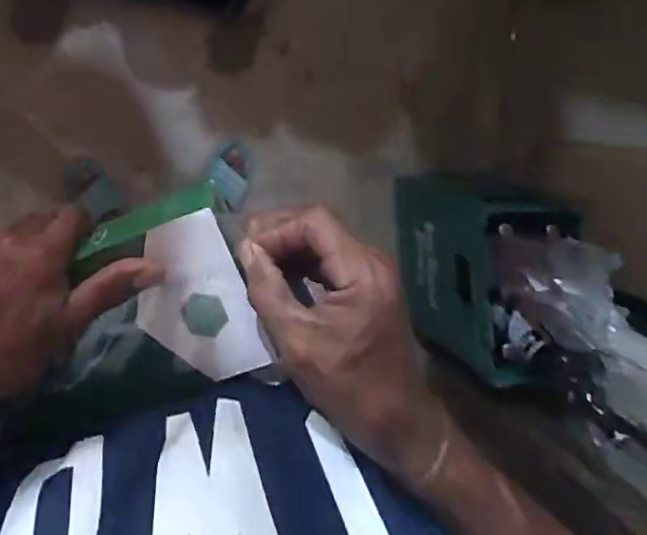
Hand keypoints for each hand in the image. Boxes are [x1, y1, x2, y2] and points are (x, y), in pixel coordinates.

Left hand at [0, 205, 163, 440]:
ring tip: (35, 276)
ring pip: (20, 227)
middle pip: (47, 217)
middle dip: (61, 233)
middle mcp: (14, 237)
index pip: (74, 214)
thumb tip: (155, 266)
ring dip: (34, 239)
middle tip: (66, 268)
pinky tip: (5, 282)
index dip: (88, 226)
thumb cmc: (17, 352)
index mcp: (43, 250)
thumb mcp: (69, 324)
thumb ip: (110, 287)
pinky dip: (9, 250)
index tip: (92, 248)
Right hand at [240, 205, 445, 483]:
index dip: (276, 229)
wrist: (399, 425)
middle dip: (279, 234)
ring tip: (258, 265)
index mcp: (362, 270)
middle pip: (317, 224)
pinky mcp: (368, 283)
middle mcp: (372, 259)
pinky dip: (302, 261)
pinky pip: (329, 257)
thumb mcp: (297, 344)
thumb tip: (247, 250)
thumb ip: (268, 291)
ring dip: (288, 247)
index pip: (314, 221)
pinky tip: (280, 277)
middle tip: (248, 255)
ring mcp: (372, 270)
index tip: (249, 254)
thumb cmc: (349, 388)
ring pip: (321, 238)